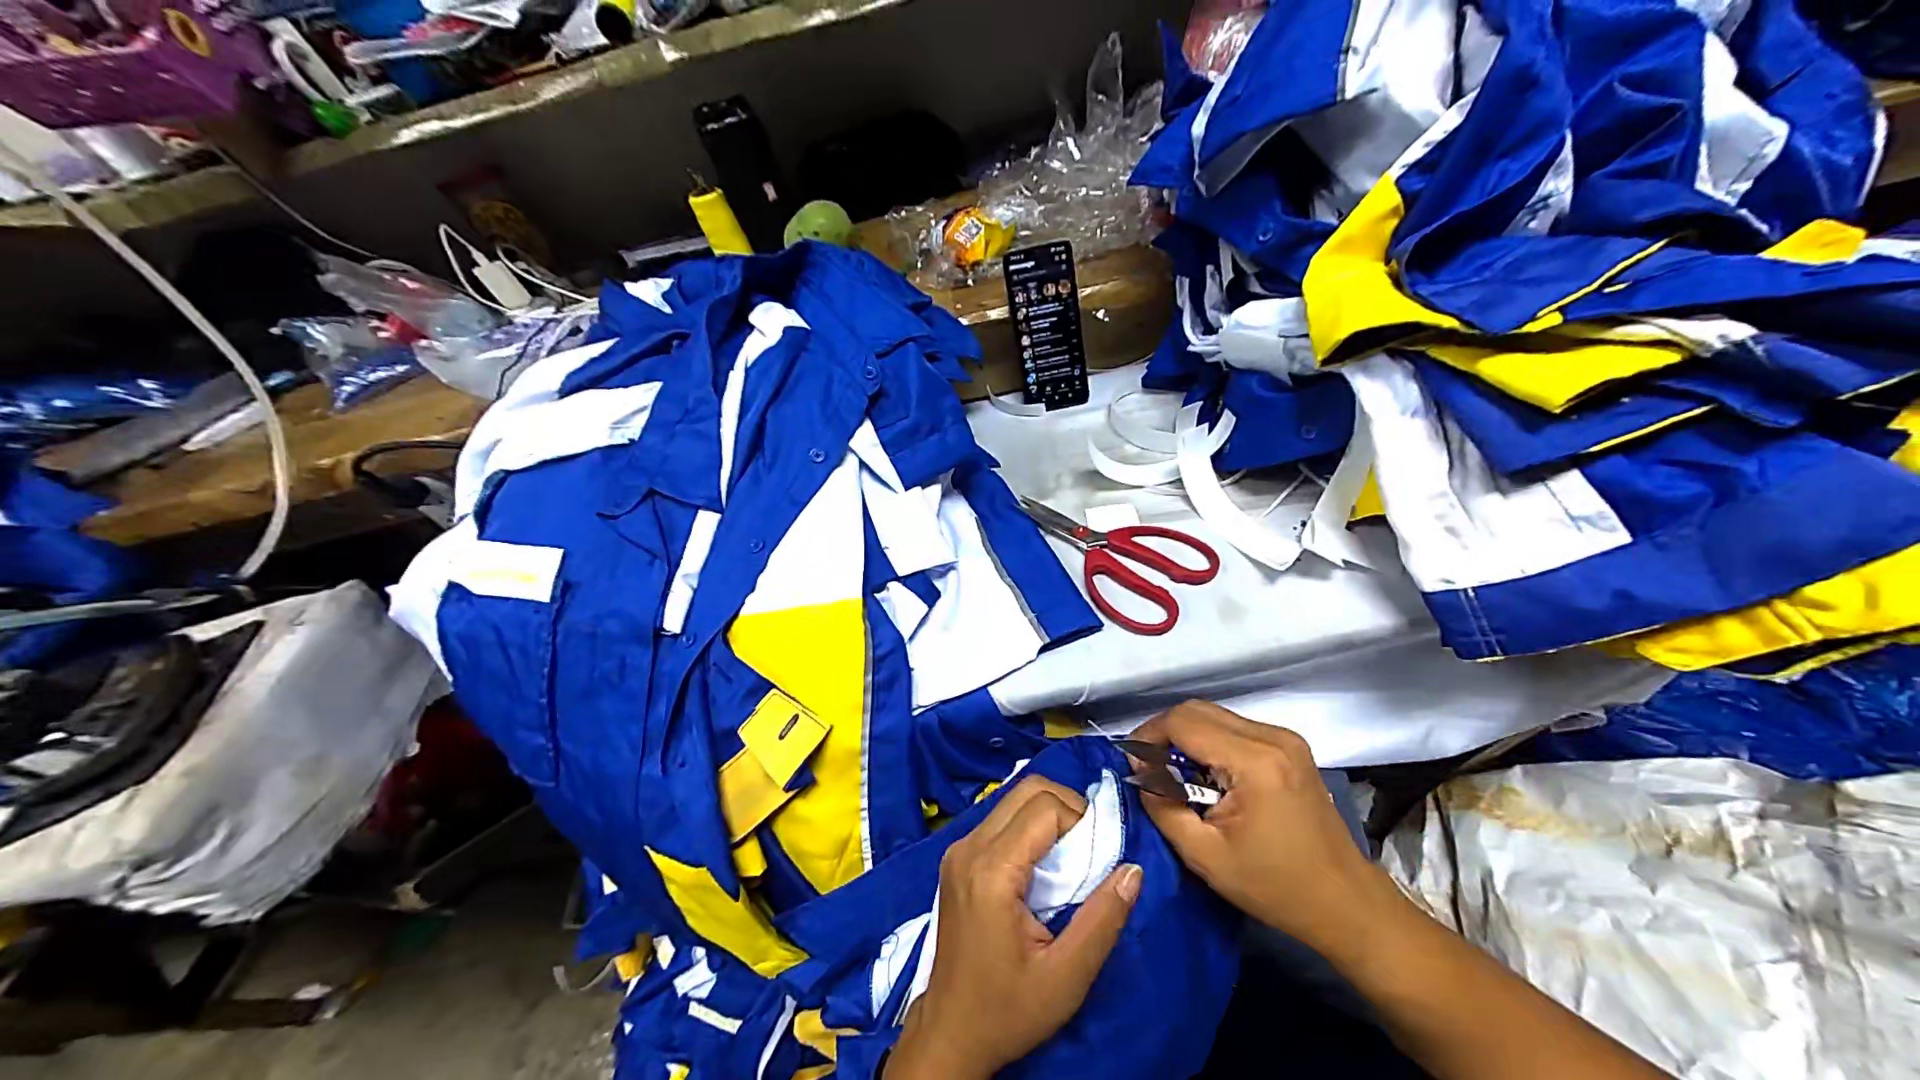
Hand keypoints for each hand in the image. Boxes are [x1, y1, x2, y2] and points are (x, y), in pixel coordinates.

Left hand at [886, 777, 1142, 1079]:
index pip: (1044, 806)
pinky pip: (1000, 819)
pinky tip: (1043, 866)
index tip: (1100, 857)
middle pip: (1026, 789)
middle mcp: (968, 847)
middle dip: (1067, 807)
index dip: (1081, 820)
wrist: (950, 1032)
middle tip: (1090, 849)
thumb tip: (1134, 870)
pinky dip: (1029, 827)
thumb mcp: (1066, 976)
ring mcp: (958, 849)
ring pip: (1012, 800)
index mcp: (990, 870)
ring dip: (1048, 816)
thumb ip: (1102, 919)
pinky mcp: (957, 858)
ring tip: (1071, 859)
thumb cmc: (1007, 1009)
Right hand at [1131, 701, 1401, 957]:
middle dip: (1164, 733)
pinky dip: (1209, 743)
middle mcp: (1273, 737)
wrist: (1344, 902)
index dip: (1148, 736)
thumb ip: (1161, 804)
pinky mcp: (1290, 746)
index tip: (1132, 764)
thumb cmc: (1274, 886)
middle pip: (1197, 710)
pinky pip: (1234, 728)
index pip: (1183, 722)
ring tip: (1174, 775)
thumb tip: (1137, 769)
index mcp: (1255, 762)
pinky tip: (1205, 775)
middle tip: (1147, 768)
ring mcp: (1286, 738)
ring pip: (1214, 715)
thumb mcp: (1203, 854)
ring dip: (1186, 738)